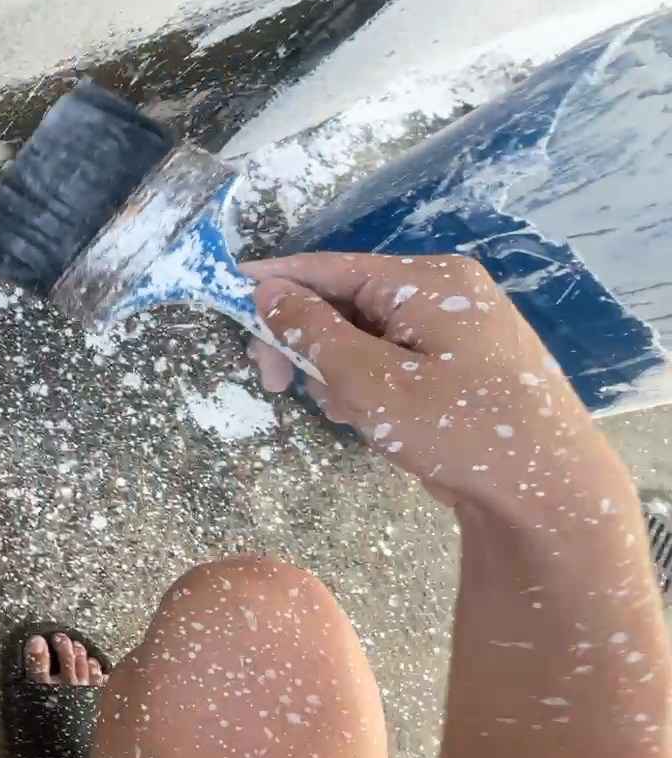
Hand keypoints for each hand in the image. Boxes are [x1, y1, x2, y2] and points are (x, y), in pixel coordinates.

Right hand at [241, 253, 606, 512]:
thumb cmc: (452, 427)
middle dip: (296, 341)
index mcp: (426, 284)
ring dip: (325, 368)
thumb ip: (309, 329)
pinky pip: (375, 354)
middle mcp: (440, 292)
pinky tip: (360, 411)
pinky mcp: (446, 358)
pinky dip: (352, 380)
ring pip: (350, 333)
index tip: (220, 292)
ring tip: (339, 408)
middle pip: (336, 302)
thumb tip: (266, 290)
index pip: (327, 268)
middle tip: (271, 384)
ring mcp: (446, 326)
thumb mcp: (364, 377)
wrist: (538, 488)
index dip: (270, 281)